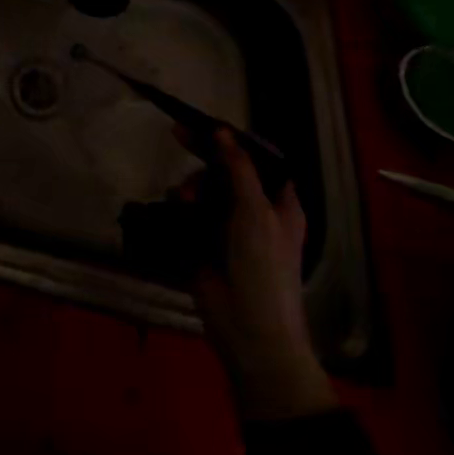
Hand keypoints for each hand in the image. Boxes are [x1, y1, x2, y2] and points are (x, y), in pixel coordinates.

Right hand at [193, 129, 336, 420]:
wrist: (249, 330)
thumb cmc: (264, 268)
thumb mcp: (255, 212)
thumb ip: (238, 169)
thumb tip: (221, 131)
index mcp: (279, 203)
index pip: (258, 160)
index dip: (235, 141)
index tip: (208, 124)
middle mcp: (255, 211)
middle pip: (226, 170)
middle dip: (205, 158)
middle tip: (177, 134)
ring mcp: (228, 228)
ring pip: (204, 188)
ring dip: (191, 184)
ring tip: (184, 197)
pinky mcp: (203, 243)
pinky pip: (188, 212)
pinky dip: (179, 204)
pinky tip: (175, 204)